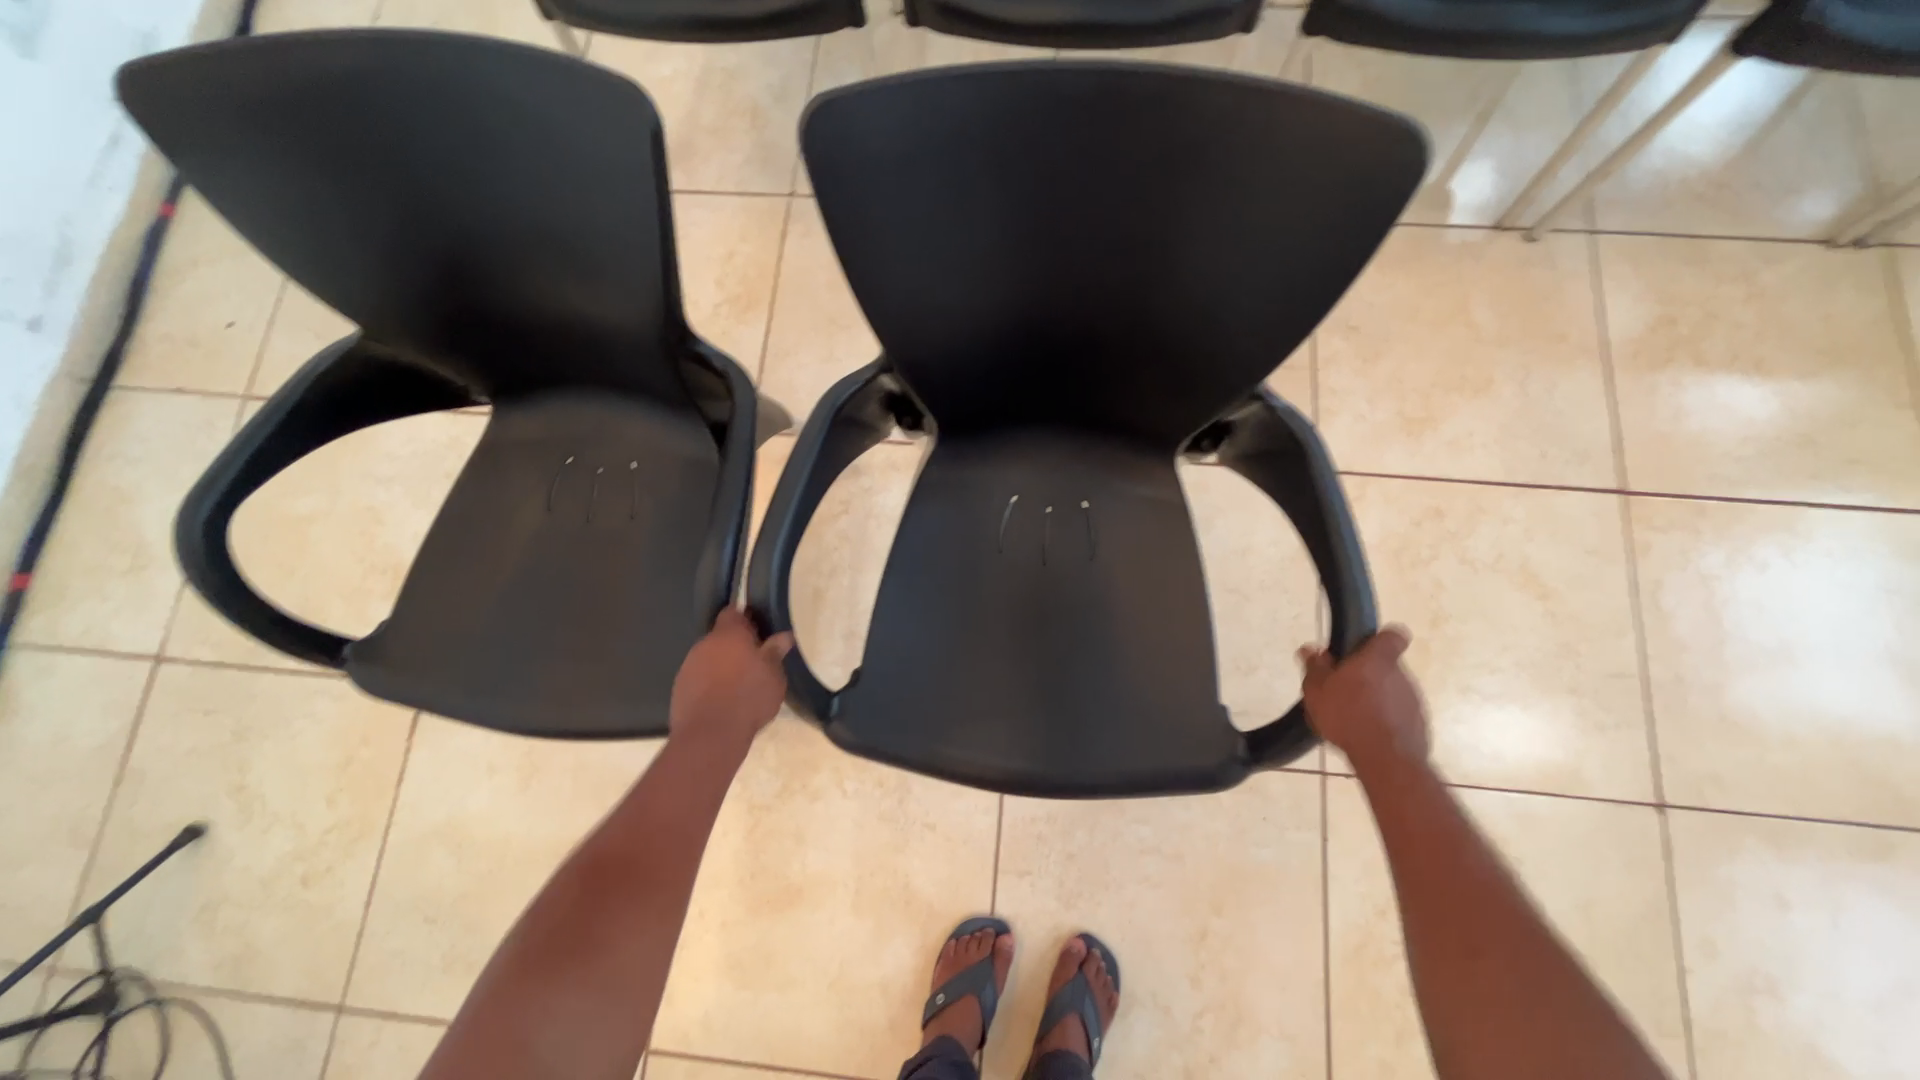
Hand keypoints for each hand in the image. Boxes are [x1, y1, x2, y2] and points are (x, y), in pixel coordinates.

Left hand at [668, 608, 793, 757]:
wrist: (710, 734)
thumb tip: (784, 636)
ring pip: (709, 658)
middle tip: (754, 663)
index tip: (758, 631)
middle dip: (735, 647)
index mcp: (729, 634)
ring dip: (722, 667)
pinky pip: (699, 678)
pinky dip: (710, 685)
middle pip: (721, 637)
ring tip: (738, 686)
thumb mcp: (774, 676)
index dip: (745, 619)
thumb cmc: (749, 698)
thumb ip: (776, 653)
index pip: (733, 612)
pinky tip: (722, 702)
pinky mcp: (680, 688)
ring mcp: (689, 666)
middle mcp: (705, 644)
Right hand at [1297, 626, 1428, 774]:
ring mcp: (1413, 699)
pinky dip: (1385, 719)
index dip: (1380, 639)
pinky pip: (1399, 714)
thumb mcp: (1317, 691)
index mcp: (1377, 660)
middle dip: (1368, 676)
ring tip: (1353, 717)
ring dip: (1376, 698)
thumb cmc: (1347, 716)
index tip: (1364, 649)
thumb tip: (1310, 649)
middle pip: (1386, 666)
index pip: (1392, 635)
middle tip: (1344, 690)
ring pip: (1392, 691)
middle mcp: (1401, 674)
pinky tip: (1367, 734)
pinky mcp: (1419, 723)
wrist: (1385, 758)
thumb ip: (1315, 668)